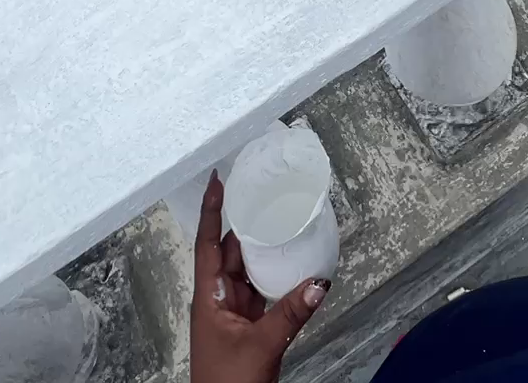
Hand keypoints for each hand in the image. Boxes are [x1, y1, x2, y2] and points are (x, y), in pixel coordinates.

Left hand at [190, 171, 328, 382]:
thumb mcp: (260, 347)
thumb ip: (290, 314)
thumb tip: (320, 281)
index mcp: (208, 297)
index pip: (207, 243)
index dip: (211, 211)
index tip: (218, 179)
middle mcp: (218, 297)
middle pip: (229, 250)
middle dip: (243, 221)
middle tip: (264, 192)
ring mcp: (233, 311)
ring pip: (246, 267)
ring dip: (260, 246)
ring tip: (281, 216)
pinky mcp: (249, 324)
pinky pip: (260, 287)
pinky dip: (274, 271)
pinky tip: (292, 260)